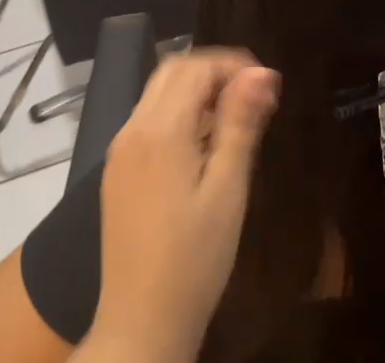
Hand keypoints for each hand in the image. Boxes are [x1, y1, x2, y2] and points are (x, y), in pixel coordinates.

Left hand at [85, 50, 280, 362]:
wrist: (141, 320)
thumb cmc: (195, 258)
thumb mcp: (228, 190)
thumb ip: (241, 124)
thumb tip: (262, 72)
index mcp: (160, 130)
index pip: (195, 67)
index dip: (233, 64)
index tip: (268, 83)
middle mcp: (132, 129)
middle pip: (171, 71)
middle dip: (213, 71)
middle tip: (253, 96)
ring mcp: (120, 150)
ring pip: (157, 93)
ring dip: (195, 91)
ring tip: (234, 119)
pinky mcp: (117, 171)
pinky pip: (147, 120)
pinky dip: (177, 114)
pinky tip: (203, 145)